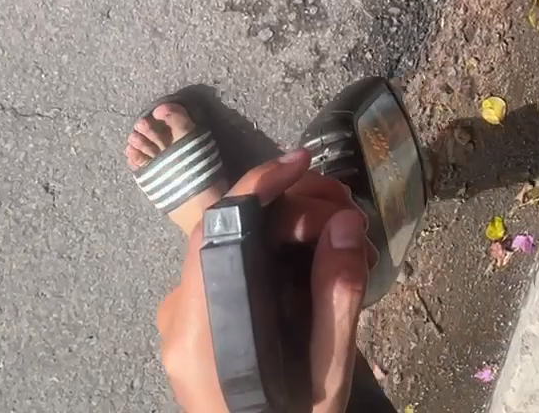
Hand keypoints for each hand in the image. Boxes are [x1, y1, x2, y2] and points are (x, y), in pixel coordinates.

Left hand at [156, 150, 371, 412]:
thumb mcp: (325, 375)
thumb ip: (336, 300)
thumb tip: (348, 223)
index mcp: (200, 328)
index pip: (217, 229)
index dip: (261, 184)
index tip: (307, 162)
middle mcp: (183, 312)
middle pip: (239, 227)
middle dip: (302, 206)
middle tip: (354, 215)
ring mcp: (192, 314)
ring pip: (245, 238)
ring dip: (302, 223)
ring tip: (351, 241)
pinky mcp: (208, 316)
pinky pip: (245, 260)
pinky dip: (289, 246)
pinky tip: (327, 258)